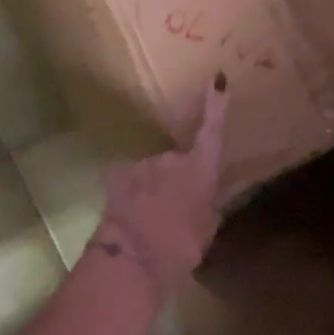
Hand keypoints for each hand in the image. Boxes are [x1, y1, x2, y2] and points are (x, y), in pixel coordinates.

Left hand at [86, 74, 230, 296]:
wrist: (136, 255)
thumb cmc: (181, 247)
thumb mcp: (206, 227)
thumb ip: (205, 204)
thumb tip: (200, 197)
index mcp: (200, 169)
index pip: (212, 131)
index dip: (216, 105)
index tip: (217, 78)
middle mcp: (171, 158)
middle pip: (175, 163)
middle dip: (174, 181)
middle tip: (171, 212)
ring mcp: (141, 162)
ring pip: (149, 172)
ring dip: (149, 188)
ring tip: (147, 218)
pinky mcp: (115, 171)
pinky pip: (126, 178)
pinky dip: (128, 192)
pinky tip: (127, 213)